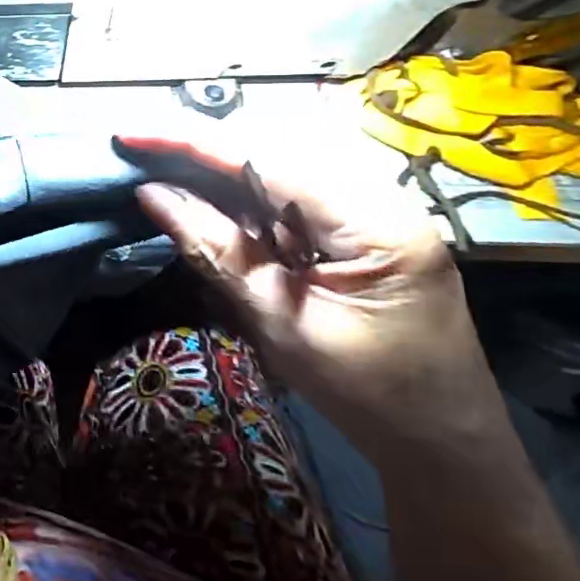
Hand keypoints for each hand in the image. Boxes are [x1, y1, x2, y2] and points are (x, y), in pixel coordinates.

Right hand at [123, 126, 496, 459]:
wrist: (445, 444)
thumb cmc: (370, 398)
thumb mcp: (284, 326)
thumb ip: (220, 252)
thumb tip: (155, 195)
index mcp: (376, 221)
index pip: (270, 159)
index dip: (195, 142)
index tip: (134, 136)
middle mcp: (382, 195)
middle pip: (278, 150)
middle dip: (207, 151)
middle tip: (146, 157)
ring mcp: (380, 206)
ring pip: (287, 166)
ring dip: (227, 171)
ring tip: (173, 176)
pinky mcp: (368, 222)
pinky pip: (301, 192)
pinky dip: (255, 196)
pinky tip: (223, 204)